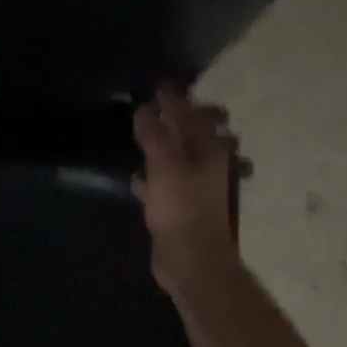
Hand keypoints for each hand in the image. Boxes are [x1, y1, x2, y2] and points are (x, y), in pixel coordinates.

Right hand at [133, 86, 241, 294]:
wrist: (192, 259)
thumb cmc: (181, 208)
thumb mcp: (164, 165)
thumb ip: (154, 136)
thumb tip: (144, 109)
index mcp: (208, 149)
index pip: (192, 113)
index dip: (175, 99)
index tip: (157, 86)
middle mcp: (207, 164)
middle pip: (195, 134)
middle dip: (179, 120)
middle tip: (158, 109)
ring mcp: (195, 188)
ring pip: (181, 158)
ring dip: (166, 147)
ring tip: (145, 137)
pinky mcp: (181, 209)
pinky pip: (166, 184)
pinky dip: (154, 177)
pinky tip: (138, 179)